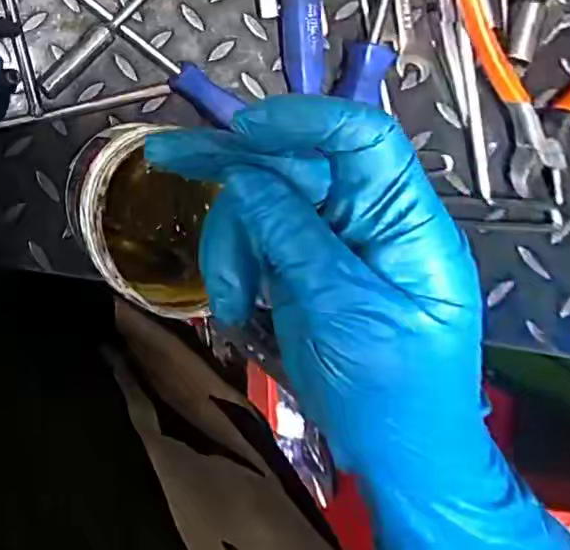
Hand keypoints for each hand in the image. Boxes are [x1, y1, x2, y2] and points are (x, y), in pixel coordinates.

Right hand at [144, 96, 569, 548]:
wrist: (393, 451)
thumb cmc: (395, 392)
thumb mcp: (347, 313)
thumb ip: (294, 236)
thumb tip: (243, 175)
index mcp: (403, 222)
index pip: (363, 137)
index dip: (302, 119)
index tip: (241, 129)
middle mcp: (364, 215)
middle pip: (290, 159)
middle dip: (229, 162)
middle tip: (167, 155)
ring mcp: (326, 232)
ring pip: (255, 194)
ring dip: (228, 238)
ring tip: (226, 290)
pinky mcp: (293, 251)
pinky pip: (247, 229)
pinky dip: (228, 259)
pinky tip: (233, 297)